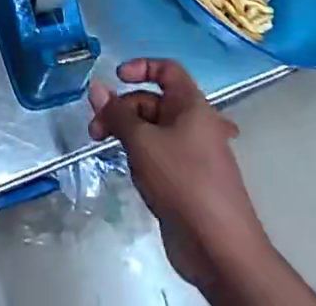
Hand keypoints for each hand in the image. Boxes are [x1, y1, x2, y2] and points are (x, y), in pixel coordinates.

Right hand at [88, 59, 265, 292]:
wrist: (220, 248)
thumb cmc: (183, 182)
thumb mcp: (142, 142)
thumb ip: (116, 114)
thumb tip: (96, 87)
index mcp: (192, 106)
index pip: (167, 70)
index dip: (141, 67)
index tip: (115, 77)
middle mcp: (194, 125)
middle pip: (153, 102)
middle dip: (121, 109)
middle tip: (95, 129)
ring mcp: (192, 154)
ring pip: (153, 131)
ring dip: (127, 134)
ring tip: (105, 149)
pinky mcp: (186, 181)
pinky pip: (158, 156)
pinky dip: (140, 156)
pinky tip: (130, 171)